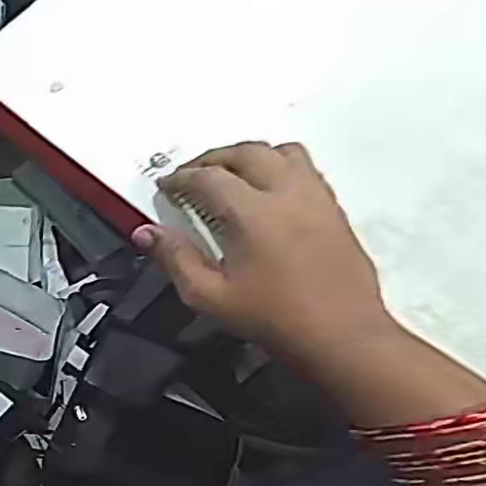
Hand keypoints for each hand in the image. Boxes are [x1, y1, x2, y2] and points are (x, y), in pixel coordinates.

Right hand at [133, 141, 401, 366]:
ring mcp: (317, 199)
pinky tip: (262, 192)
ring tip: (226, 175)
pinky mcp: (334, 210)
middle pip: (247, 153)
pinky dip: (276, 167)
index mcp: (254, 215)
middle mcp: (289, 196)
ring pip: (282, 152)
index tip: (165, 186)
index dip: (180, 178)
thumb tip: (147, 233)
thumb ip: (174, 257)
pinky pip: (304, 169)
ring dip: (248, 156)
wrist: (338, 333)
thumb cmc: (273, 317)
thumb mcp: (207, 294)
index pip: (209, 177)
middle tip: (189, 174)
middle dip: (212, 158)